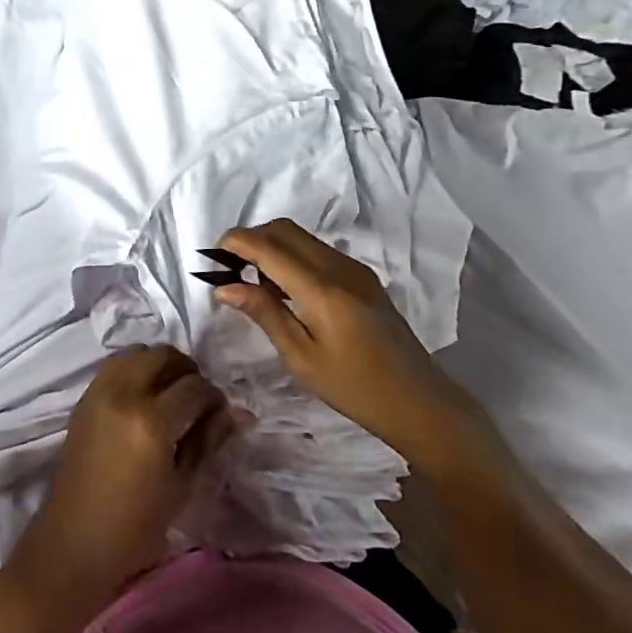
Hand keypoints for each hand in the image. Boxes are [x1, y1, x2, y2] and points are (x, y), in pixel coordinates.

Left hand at [18, 346, 236, 602]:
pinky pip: (113, 367)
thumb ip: (208, 442)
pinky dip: (133, 371)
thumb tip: (236, 413)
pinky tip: (144, 398)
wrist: (76, 538)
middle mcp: (122, 394)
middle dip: (187, 370)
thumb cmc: (137, 525)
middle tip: (197, 398)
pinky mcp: (83, 400)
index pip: (194, 387)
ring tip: (170, 394)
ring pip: (135, 354)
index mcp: (151, 420)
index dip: (214, 397)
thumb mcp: (183, 486)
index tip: (220, 413)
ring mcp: (98, 393)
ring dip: (157, 365)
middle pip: (162, 356)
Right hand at [215, 219, 488, 464]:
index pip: (271, 248)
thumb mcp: (301, 357)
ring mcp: (355, 271)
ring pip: (301, 237)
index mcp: (323, 291)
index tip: (211, 254)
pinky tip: (282, 290)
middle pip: (285, 230)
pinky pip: (316, 252)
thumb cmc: (354, 388)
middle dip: (251, 238)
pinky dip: (290, 257)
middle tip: (228, 268)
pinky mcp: (362, 279)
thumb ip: (264, 314)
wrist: (420, 402)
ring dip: (270, 246)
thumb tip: (224, 288)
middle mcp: (341, 269)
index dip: (237, 243)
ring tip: (251, 282)